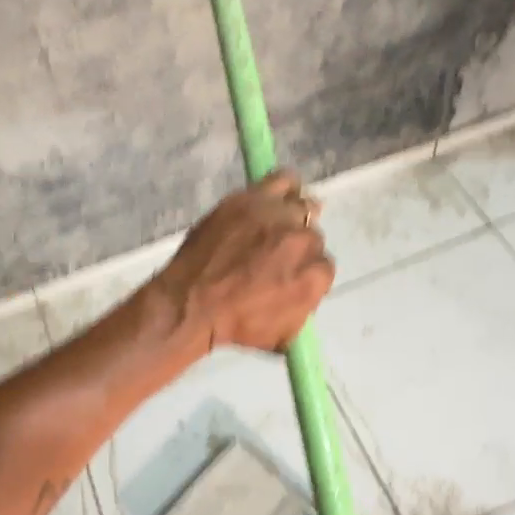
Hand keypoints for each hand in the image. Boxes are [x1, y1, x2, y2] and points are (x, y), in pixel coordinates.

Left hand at [147, 169, 334, 352]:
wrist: (190, 302)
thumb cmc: (234, 325)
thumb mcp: (282, 334)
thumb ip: (304, 308)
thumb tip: (308, 292)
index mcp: (313, 277)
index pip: (324, 266)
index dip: (306, 270)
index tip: (289, 274)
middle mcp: (302, 242)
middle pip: (313, 236)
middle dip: (298, 247)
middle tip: (276, 254)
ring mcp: (277, 217)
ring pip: (303, 205)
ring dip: (295, 215)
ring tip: (279, 223)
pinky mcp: (253, 199)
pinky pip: (283, 181)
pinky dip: (285, 187)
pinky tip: (277, 196)